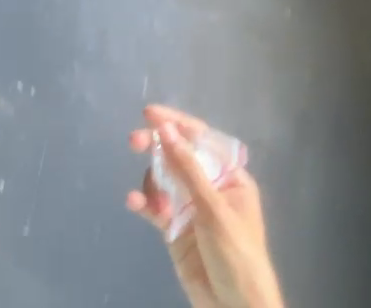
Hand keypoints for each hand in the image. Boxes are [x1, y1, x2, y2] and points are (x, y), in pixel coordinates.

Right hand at [126, 105, 284, 307]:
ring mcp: (190, 207)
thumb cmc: (237, 257)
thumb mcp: (213, 210)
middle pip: (178, 156)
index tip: (149, 114)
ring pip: (162, 179)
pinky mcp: (175, 227)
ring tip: (153, 202)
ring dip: (152, 184)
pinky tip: (134, 204)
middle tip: (133, 141)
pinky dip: (144, 202)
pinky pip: (154, 206)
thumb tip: (165, 128)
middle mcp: (209, 188)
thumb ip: (187, 168)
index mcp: (230, 179)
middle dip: (157, 148)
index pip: (202, 141)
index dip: (177, 124)